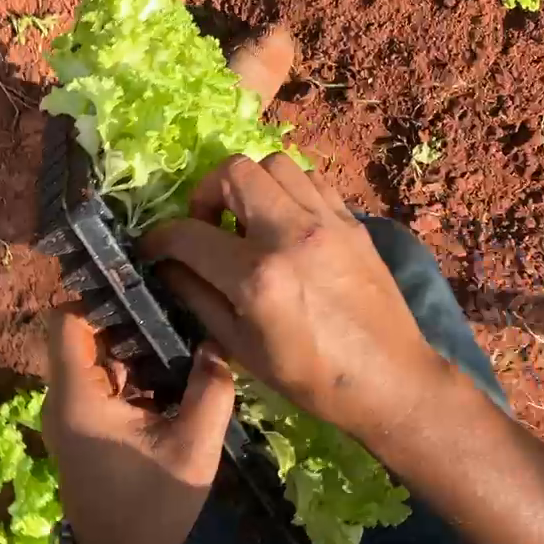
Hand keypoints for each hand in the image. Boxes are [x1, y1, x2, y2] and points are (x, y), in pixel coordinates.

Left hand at [40, 306, 234, 543]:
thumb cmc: (153, 507)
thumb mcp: (194, 449)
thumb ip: (211, 390)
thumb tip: (217, 342)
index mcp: (77, 397)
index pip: (65, 319)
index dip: (96, 294)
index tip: (139, 284)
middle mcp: (62, 398)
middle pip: (83, 334)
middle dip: (125, 317)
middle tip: (170, 304)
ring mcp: (69, 414)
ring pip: (94, 356)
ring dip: (131, 344)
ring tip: (175, 330)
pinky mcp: (82, 427)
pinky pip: (100, 380)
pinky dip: (130, 370)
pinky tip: (168, 368)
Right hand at [142, 154, 447, 439]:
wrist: (390, 380)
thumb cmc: (310, 376)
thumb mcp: (241, 348)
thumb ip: (197, 297)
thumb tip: (166, 265)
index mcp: (258, 277)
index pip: (189, 235)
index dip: (159, 238)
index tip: (153, 246)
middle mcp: (291, 234)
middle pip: (234, 171)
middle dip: (206, 192)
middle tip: (208, 225)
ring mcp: (326, 221)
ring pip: (274, 164)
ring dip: (250, 185)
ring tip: (248, 218)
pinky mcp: (351, 220)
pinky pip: (310, 178)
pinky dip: (288, 189)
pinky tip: (286, 221)